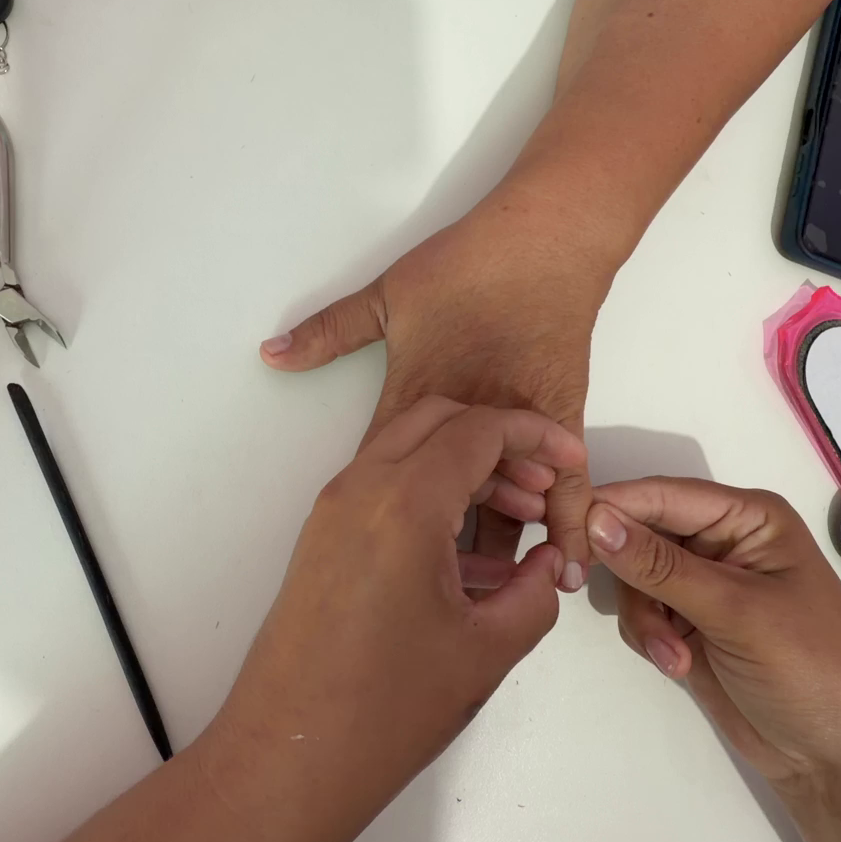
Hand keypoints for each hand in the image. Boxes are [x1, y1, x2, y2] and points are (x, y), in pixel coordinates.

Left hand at [196, 397, 583, 841]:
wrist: (286, 756)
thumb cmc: (387, 708)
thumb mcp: (487, 649)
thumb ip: (536, 592)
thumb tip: (549, 562)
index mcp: (404, 501)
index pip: (478, 429)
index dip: (535, 435)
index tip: (572, 458)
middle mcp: (361, 486)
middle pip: (438, 419)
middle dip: (498, 439)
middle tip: (543, 487)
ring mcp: (334, 507)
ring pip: (408, 447)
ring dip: (464, 464)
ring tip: (520, 518)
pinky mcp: (323, 534)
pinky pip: (385, 486)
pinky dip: (431, 492)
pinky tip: (473, 552)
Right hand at [260, 204, 614, 592]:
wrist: (531, 245)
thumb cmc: (459, 271)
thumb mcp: (388, 300)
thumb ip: (332, 331)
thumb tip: (270, 350)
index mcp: (424, 404)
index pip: (402, 470)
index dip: (394, 514)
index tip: (376, 564)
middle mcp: (467, 426)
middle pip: (454, 497)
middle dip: (451, 540)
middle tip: (446, 595)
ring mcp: (514, 426)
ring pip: (507, 500)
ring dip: (507, 538)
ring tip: (505, 592)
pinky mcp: (559, 421)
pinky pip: (568, 483)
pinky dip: (570, 524)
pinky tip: (570, 569)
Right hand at [584, 477, 840, 790]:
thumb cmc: (813, 671)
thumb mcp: (735, 612)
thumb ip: (658, 565)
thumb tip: (593, 518)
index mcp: (745, 517)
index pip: (660, 495)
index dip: (609, 506)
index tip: (562, 529)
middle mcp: (719, 540)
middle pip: (638, 531)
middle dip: (625, 571)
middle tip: (586, 590)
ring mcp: (702, 583)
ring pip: (632, 574)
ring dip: (642, 615)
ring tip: (670, 655)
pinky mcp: (688, 621)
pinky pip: (639, 610)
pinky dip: (647, 635)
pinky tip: (678, 665)